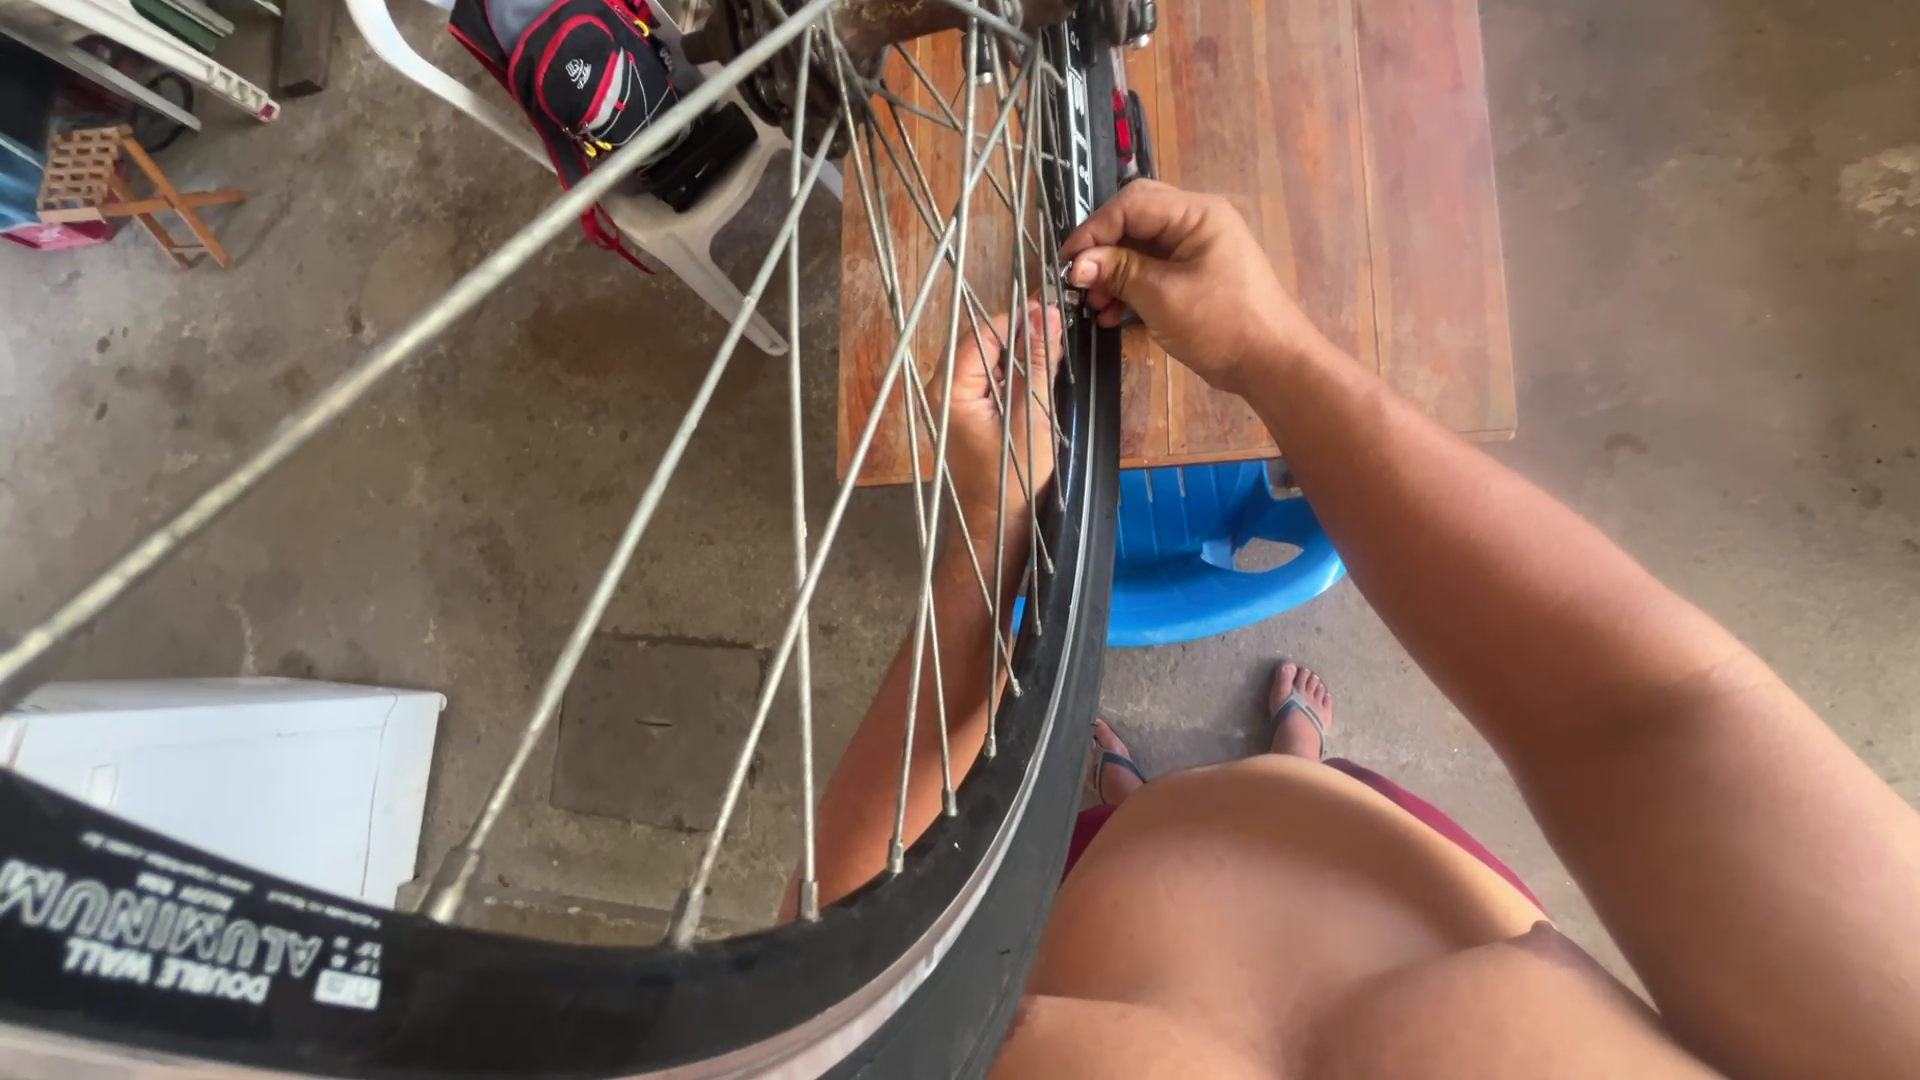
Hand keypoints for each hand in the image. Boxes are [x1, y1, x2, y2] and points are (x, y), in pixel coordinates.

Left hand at [938, 300, 1062, 548]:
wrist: (995, 524)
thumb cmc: (1010, 478)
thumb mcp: (1032, 416)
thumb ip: (1038, 363)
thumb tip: (1047, 312)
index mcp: (950, 389)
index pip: (982, 333)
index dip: (1017, 318)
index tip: (1051, 310)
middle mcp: (945, 389)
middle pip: (983, 342)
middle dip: (1020, 331)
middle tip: (1057, 324)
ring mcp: (955, 401)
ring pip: (989, 358)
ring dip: (1020, 350)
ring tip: (1053, 344)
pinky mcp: (968, 413)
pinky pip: (991, 378)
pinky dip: (1014, 371)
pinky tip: (1039, 371)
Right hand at [1058, 180, 1329, 394]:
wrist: (1268, 362)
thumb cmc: (1220, 323)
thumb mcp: (1163, 296)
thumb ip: (1119, 272)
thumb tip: (1077, 264)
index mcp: (1195, 214)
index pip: (1131, 204)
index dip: (1093, 230)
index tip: (1066, 263)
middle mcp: (1194, 223)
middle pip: (1133, 221)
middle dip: (1101, 250)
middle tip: (1077, 281)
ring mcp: (1193, 251)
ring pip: (1138, 249)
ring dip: (1111, 274)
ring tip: (1093, 304)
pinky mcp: (1190, 278)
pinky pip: (1150, 273)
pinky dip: (1127, 290)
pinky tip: (1110, 315)